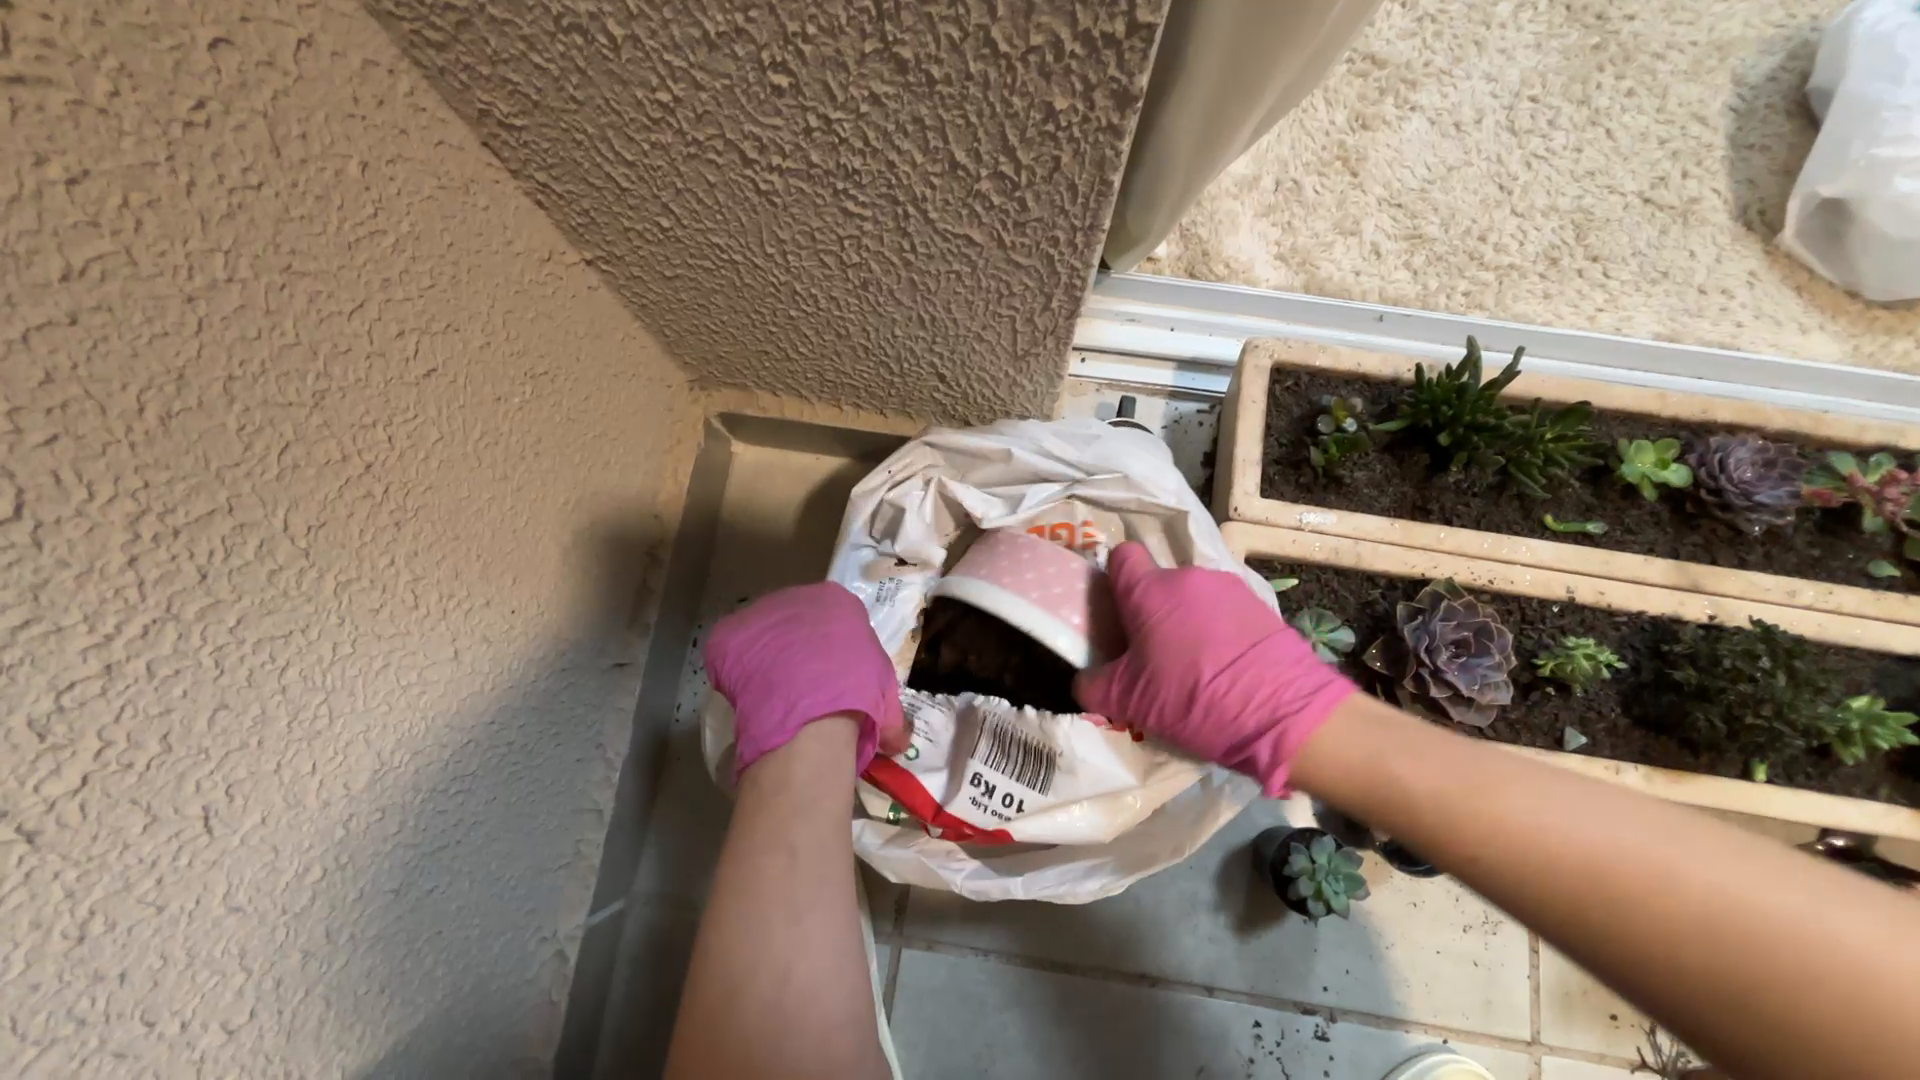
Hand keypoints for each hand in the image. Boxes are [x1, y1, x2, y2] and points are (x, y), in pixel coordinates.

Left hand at [705, 582, 909, 778]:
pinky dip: (737, 672)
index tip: (832, 680)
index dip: (832, 652)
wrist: (812, 715)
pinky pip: (732, 652)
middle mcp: (799, 597)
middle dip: (798, 653)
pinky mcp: (731, 635)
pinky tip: (750, 698)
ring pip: (764, 638)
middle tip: (802, 690)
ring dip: (768, 662)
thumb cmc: (859, 697)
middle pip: (796, 624)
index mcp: (838, 600)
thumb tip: (896, 742)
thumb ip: (888, 712)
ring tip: (774, 699)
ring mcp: (761, 614)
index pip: (834, 619)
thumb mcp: (886, 700)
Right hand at [1074, 542, 1355, 795]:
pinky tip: (1226, 671)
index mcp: (1149, 590)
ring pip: (1192, 600)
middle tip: (1152, 657)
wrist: (1286, 714)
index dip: (1114, 580)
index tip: (1116, 614)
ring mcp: (1229, 588)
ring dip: (1186, 625)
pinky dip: (1218, 634)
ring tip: (1194, 670)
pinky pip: (1224, 614)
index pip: (1122, 556)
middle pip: (1158, 585)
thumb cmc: (1191, 698)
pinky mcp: (1261, 607)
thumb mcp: (1128, 702)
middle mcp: (1187, 577)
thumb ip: (1093, 687)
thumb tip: (1083, 681)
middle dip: (1151, 615)